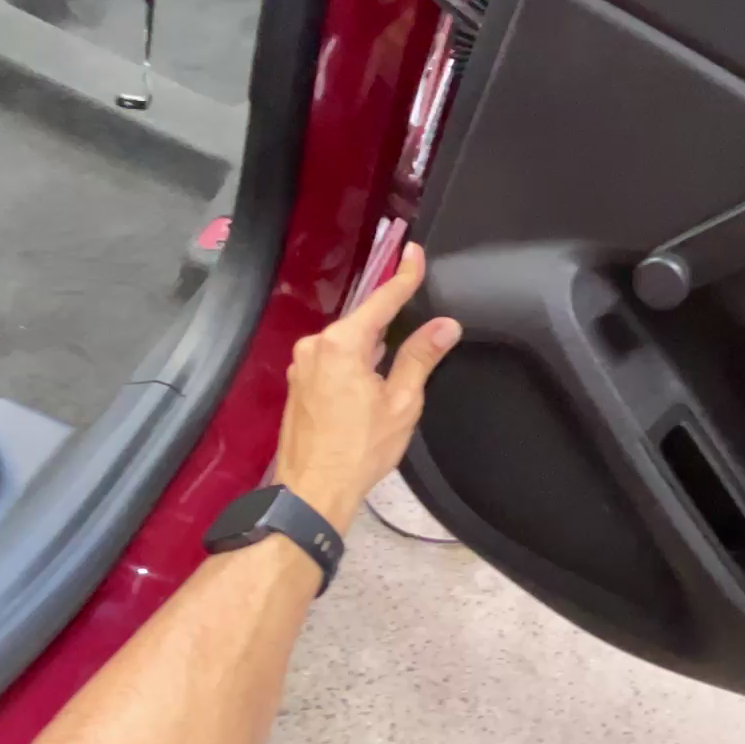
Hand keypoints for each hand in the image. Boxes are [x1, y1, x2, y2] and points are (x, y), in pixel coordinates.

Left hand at [275, 243, 461, 533]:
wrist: (314, 491)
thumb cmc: (360, 450)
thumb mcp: (402, 402)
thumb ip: (420, 357)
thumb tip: (444, 326)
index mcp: (342, 344)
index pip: (381, 301)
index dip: (403, 276)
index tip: (414, 252)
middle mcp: (315, 346)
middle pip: (362, 323)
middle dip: (389, 324)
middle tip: (418, 332)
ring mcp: (303, 365)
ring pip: (347, 343)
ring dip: (372, 350)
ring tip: (393, 375)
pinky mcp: (299, 384)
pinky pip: (332, 360)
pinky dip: (355, 364)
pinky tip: (369, 386)